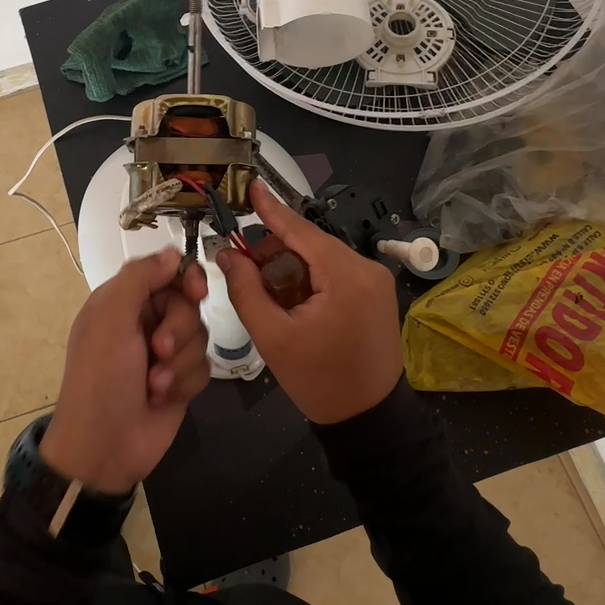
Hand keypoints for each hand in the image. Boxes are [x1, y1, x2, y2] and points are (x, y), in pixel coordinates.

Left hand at [40, 249, 210, 493]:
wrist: (104, 448)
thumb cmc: (101, 379)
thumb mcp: (111, 320)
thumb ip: (140, 278)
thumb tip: (173, 252)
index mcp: (121, 300)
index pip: (165, 271)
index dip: (186, 276)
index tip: (198, 291)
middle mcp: (143, 321)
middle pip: (188, 303)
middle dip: (179, 328)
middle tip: (159, 350)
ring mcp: (163, 353)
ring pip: (200, 335)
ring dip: (180, 361)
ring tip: (155, 383)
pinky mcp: (180, 381)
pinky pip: (204, 366)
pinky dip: (186, 382)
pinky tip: (163, 398)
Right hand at [216, 179, 402, 423]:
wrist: (370, 420)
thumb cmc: (320, 380)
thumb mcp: (273, 337)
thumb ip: (246, 290)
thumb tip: (228, 255)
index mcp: (345, 275)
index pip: (300, 230)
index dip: (271, 208)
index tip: (250, 185)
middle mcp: (366, 268)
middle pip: (309, 243)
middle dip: (275, 252)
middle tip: (246, 272)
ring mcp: (375, 279)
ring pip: (320, 257)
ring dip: (291, 267)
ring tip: (269, 294)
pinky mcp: (376, 293)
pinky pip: (334, 271)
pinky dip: (309, 278)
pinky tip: (292, 299)